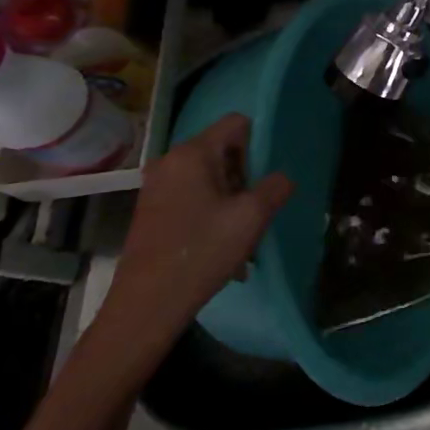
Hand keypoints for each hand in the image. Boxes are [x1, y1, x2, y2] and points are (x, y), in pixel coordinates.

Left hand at [107, 115, 293, 332]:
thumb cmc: (201, 253)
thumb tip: (283, 177)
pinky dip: (209, 211)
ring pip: (208, 176)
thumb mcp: (250, 218)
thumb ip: (274, 188)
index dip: (257, 144)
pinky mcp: (151, 209)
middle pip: (221, 150)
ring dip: (229, 198)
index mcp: (192, 153)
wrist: (146, 305)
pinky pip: (191, 195)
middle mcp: (170, 160)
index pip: (236, 123)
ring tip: (239, 234)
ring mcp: (156, 186)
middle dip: (244, 176)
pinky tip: (218, 245)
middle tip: (253, 210)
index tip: (263, 179)